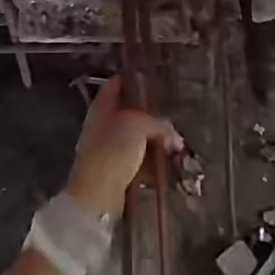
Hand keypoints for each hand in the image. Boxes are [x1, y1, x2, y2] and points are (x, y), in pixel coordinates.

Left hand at [65, 77, 182, 217]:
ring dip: (159, 142)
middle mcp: (105, 124)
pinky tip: (170, 164)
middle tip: (173, 121)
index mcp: (103, 107)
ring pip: (140, 138)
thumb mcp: (138, 126)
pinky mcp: (119, 170)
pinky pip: (142, 160)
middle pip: (133, 112)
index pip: (116, 84)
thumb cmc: (113, 151)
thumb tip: (173, 136)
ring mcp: (111, 148)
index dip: (133, 79)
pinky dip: (155, 162)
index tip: (154, 80)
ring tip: (177, 146)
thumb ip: (158, 123)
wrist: (97, 195)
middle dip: (155, 117)